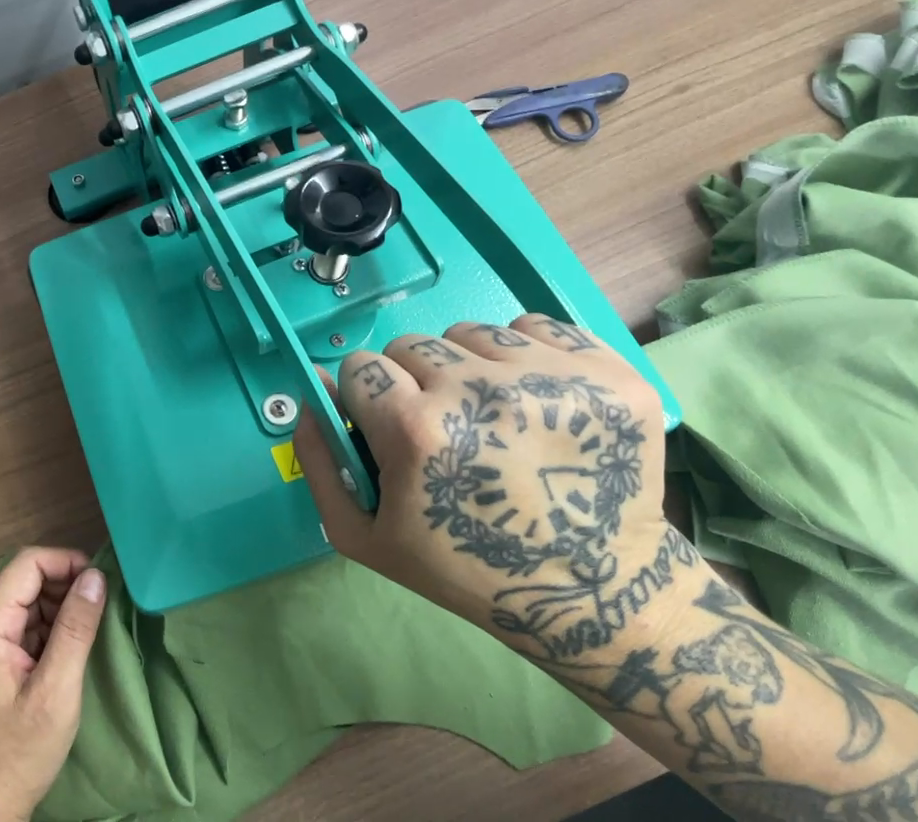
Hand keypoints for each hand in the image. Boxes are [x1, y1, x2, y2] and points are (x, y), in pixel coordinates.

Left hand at [0, 547, 107, 821]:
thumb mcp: (56, 691)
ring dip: (57, 609)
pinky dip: (47, 629)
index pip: (26, 564)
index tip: (101, 582)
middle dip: (64, 586)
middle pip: (23, 579)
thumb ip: (75, 629)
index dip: (66, 562)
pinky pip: (19, 625)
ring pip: (24, 601)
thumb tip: (95, 577)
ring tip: (87, 635)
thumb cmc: (18, 753)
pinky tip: (67, 652)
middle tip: (99, 612)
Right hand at [296, 315, 687, 659]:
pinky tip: (537, 402)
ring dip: (469, 366)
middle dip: (414, 383)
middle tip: (444, 432)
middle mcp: (480, 390)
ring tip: (493, 417)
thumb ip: (320, 460)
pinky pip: (537, 326)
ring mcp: (550, 377)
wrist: (591, 592)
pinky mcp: (606, 373)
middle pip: (412, 345)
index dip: (367, 400)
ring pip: (472, 333)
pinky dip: (526, 355)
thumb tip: (311, 392)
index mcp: (416, 430)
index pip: (361, 367)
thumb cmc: (466, 569)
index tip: (390, 431)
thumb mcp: (364, 536)